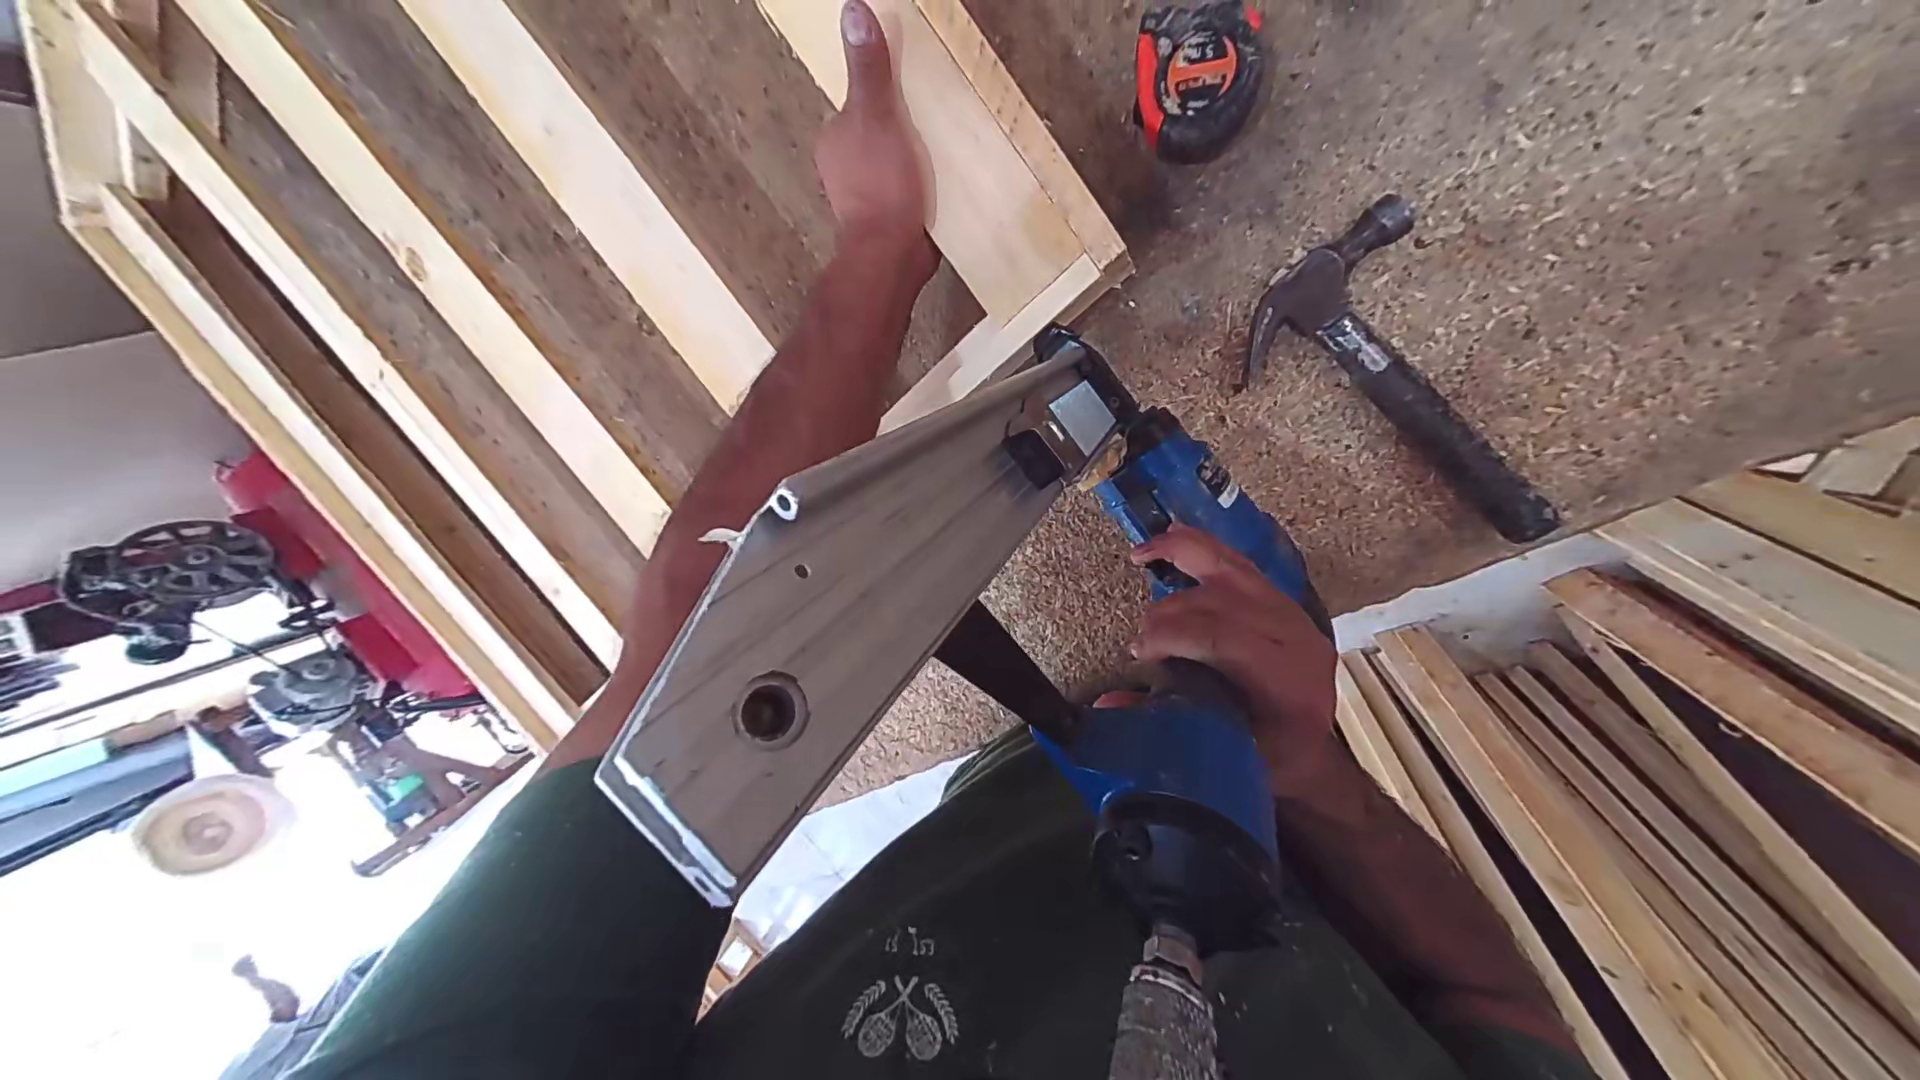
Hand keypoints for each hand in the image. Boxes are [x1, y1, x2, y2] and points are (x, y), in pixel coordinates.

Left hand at [814, 1, 936, 277]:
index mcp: (834, 141)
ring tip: (944, 150)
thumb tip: (853, 9)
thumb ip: (869, 69)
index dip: (886, 96)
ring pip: (896, 166)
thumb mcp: (876, 117)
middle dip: (904, 129)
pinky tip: (943, 183)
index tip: (913, 90)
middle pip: (880, 135)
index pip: (860, 104)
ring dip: (917, 161)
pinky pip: (910, 194)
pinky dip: (924, 189)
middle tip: (936, 118)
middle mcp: (845, 171)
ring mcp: (868, 200)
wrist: (892, 255)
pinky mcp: (892, 223)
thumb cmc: (880, 186)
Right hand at [1124, 525, 1340, 791]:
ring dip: (1183, 555)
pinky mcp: (1279, 599)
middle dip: (1171, 611)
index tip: (1140, 651)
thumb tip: (1109, 703)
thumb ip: (1172, 727)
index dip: (1174, 636)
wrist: (1313, 750)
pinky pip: (1237, 562)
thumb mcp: (1228, 754)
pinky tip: (1173, 537)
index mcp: (1289, 678)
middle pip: (1222, 600)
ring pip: (1231, 568)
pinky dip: (1201, 547)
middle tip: (1142, 637)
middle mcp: (1294, 635)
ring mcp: (1289, 611)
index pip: (1225, 638)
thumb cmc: (1272, 758)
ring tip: (1142, 552)